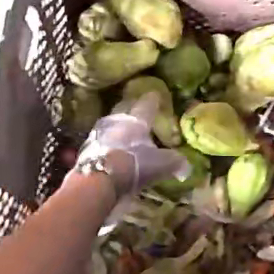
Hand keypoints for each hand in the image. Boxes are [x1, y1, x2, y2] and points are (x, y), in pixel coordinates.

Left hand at [73, 91, 189, 194]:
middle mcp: (116, 121)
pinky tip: (109, 149)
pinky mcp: (86, 148)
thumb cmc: (134, 164)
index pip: (147, 105)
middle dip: (130, 106)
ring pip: (110, 123)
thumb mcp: (161, 164)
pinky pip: (100, 140)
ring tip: (122, 130)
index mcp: (136, 120)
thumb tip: (186, 167)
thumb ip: (175, 162)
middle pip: (124, 108)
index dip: (153, 100)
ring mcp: (99, 133)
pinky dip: (106, 142)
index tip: (155, 95)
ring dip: (116, 125)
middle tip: (135, 107)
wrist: (99, 177)